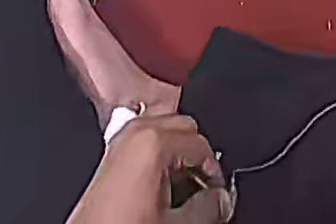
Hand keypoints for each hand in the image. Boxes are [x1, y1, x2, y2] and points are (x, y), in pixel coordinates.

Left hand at [68, 114, 232, 223]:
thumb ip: (206, 208)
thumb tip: (223, 199)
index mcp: (154, 141)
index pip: (201, 144)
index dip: (214, 172)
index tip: (218, 194)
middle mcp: (137, 131)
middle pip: (185, 127)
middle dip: (197, 157)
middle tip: (203, 190)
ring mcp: (122, 138)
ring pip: (166, 129)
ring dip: (179, 153)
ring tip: (183, 190)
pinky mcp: (112, 150)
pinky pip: (147, 138)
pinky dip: (160, 154)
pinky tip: (161, 185)